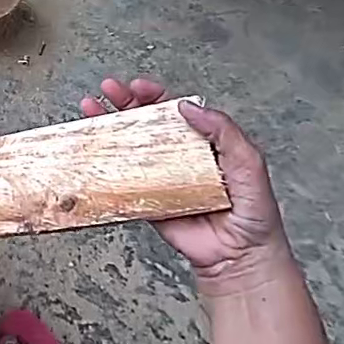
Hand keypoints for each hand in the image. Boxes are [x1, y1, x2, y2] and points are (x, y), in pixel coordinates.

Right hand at [80, 78, 289, 297]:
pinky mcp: (146, 201)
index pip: (172, 110)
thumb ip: (223, 130)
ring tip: (91, 109)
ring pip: (128, 146)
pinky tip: (92, 150)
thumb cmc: (253, 211)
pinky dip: (105, 166)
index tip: (138, 86)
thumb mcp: (248, 160)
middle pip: (144, 122)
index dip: (153, 96)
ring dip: (108, 126)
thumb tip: (188, 106)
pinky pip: (123, 182)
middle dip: (124, 102)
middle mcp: (177, 156)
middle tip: (108, 89)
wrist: (241, 256)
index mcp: (200, 142)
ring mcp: (159, 178)